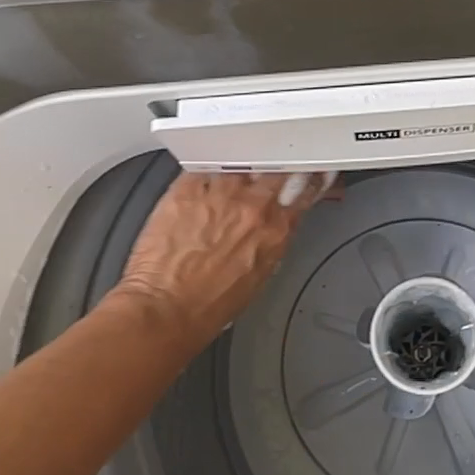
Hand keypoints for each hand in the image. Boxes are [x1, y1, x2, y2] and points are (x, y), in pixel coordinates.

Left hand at [112, 171, 336, 343]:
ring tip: (225, 189)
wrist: (165, 308)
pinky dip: (205, 176)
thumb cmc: (207, 306)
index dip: (309, 180)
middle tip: (264, 179)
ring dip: (238, 174)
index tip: (308, 175)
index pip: (306, 191)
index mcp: (277, 229)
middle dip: (273, 173)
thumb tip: (273, 230)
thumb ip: (271, 243)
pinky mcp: (188, 188)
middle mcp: (253, 205)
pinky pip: (203, 168)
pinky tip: (200, 190)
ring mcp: (220, 193)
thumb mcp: (258, 278)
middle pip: (275, 171)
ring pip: (240, 165)